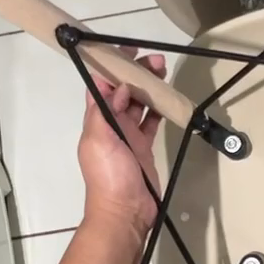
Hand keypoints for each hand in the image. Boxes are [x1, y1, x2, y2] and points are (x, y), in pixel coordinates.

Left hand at [79, 52, 167, 236]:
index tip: (126, 51)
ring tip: (164, 71)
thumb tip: (118, 88)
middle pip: (123, 91)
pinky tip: (168, 99)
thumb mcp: (99, 141)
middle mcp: (110, 125)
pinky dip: (158, 109)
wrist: (125, 212)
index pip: (101, 85)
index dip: (110, 66)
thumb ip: (105, 112)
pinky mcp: (143, 147)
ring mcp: (128, 136)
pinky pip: (151, 122)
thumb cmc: (108, 177)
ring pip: (138, 103)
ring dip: (148, 87)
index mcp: (96, 120)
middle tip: (155, 61)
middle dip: (135, 73)